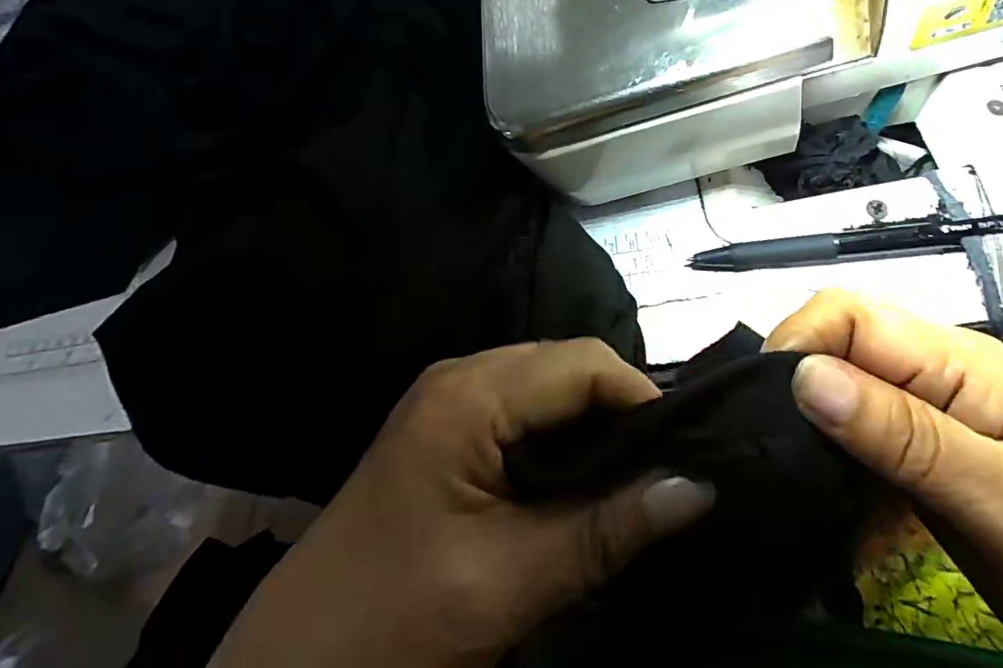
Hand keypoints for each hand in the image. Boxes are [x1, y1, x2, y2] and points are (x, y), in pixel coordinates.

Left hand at [210, 339, 714, 667]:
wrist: (305, 653)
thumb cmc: (399, 612)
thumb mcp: (511, 577)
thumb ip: (606, 528)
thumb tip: (697, 487)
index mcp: (467, 394)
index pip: (579, 363)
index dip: (640, 399)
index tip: (690, 454)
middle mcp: (458, 376)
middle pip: (563, 365)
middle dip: (620, 409)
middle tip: (670, 469)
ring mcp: (447, 399)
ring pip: (544, 386)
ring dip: (592, 424)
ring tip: (638, 477)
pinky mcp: (446, 426)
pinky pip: (519, 409)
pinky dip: (560, 436)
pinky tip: (583, 478)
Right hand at [766, 291, 1002, 667]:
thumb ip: (910, 439)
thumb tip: (801, 374)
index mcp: (964, 365)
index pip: (848, 314)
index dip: (799, 345)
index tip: (770, 413)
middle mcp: (938, 381)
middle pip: (834, 348)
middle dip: (791, 388)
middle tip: (772, 454)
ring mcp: (932, 428)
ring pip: (836, 397)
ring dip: (803, 431)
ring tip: (783, 479)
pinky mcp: (925, 471)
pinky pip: (853, 446)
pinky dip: (826, 468)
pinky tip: (818, 503)